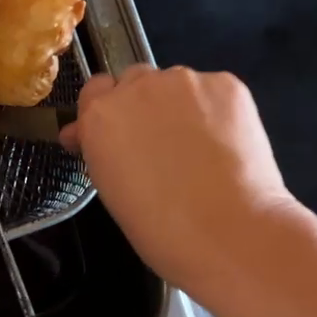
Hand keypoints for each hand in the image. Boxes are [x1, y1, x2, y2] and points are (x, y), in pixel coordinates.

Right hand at [59, 64, 305, 295]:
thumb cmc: (164, 231)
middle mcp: (137, 86)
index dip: (110, 111)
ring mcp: (184, 81)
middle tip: (164, 143)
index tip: (122, 135)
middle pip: (136, 81)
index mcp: (102, 115)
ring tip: (204, 148)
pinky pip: (214, 91)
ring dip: (182, 106)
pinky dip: (218, 111)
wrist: (233, 235)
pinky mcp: (226, 84)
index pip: (95, 90)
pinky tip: (229, 144)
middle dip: (145, 105)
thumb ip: (100, 149)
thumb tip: (83, 134)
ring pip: (177, 84)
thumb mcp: (112, 189)